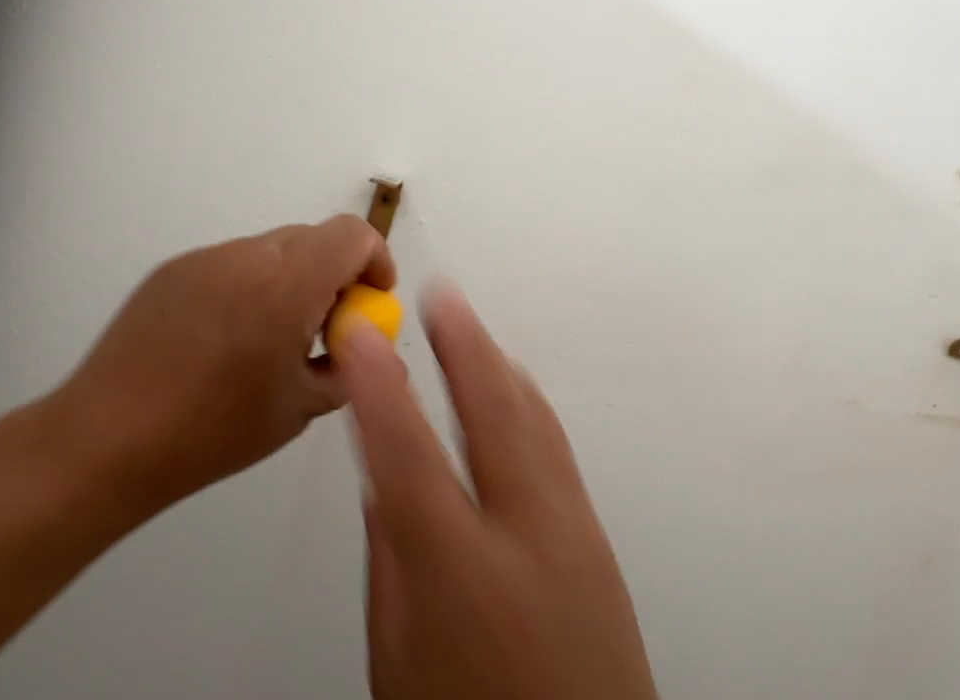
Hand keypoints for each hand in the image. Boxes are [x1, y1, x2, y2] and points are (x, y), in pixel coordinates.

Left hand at [47, 215, 393, 515]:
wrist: (106, 440)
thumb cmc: (216, 429)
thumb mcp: (302, 407)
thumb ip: (348, 367)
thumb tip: (372, 351)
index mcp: (288, 285)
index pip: (352, 235)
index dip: (375, 261)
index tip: (371, 301)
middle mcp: (248, 256)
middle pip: (313, 239)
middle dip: (334, 274)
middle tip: (324, 328)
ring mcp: (204, 259)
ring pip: (271, 250)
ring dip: (290, 280)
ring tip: (269, 341)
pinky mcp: (170, 270)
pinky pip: (230, 264)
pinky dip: (248, 287)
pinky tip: (223, 342)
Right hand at [336, 286, 658, 699]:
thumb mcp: (400, 664)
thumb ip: (393, 569)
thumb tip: (384, 492)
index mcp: (463, 575)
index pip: (408, 456)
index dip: (378, 387)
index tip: (360, 338)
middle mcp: (529, 540)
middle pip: (494, 412)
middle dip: (464, 342)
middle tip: (441, 296)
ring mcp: (574, 535)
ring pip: (535, 422)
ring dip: (500, 365)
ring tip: (472, 329)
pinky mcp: (598, 543)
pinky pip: (558, 450)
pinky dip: (529, 406)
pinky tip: (515, 393)